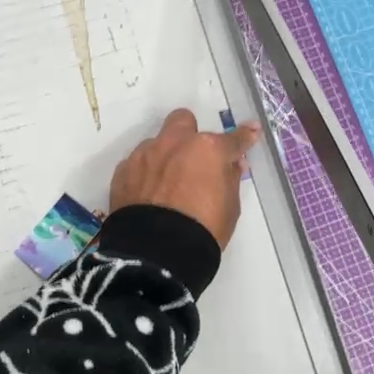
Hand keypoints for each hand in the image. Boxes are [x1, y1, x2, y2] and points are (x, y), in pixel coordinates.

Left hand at [109, 109, 260, 248]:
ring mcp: (144, 155)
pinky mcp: (122, 172)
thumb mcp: (230, 207)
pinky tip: (148, 196)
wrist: (156, 253)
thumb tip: (231, 165)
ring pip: (156, 143)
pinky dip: (145, 175)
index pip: (233, 139)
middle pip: (183, 120)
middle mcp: (174, 143)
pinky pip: (137, 164)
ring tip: (166, 186)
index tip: (251, 133)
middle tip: (194, 158)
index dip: (244, 137)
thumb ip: (230, 180)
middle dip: (190, 133)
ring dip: (164, 157)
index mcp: (207, 150)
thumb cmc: (204, 230)